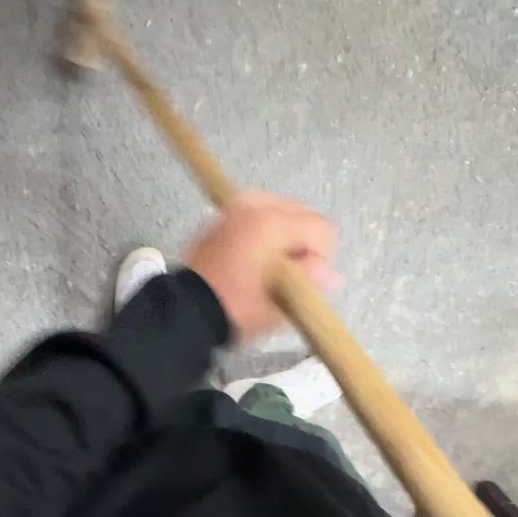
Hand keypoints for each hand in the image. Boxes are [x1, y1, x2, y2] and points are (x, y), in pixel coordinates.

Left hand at [182, 190, 337, 341]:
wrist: (185, 311)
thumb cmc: (235, 309)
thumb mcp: (280, 303)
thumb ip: (310, 282)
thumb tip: (332, 276)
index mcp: (274, 223)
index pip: (322, 229)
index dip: (321, 257)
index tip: (307, 280)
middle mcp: (255, 205)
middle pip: (301, 213)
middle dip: (302, 241)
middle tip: (289, 273)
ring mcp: (234, 207)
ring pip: (277, 210)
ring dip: (282, 234)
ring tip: (270, 265)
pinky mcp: (219, 216)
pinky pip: (253, 215)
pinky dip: (260, 230)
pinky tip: (252, 257)